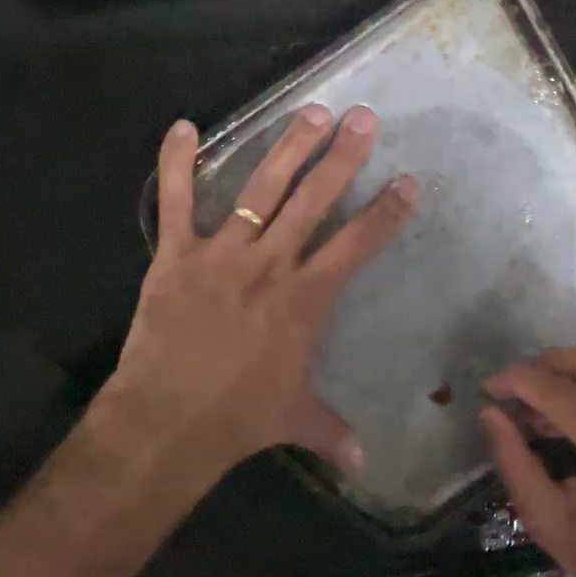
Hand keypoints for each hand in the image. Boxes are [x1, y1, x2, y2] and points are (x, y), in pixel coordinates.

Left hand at [98, 103, 416, 485]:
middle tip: (363, 117)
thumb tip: (364, 464)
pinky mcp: (175, 256)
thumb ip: (333, 432)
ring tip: (311, 112)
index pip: (356, 245)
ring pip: (259, 189)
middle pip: (313, 201)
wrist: (168, 420)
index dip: (385, 212)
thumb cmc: (238, 419)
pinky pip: (174, 201)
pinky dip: (175, 163)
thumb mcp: (295, 420)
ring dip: (287, 148)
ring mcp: (221, 255)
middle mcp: (269, 265)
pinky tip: (182, 126)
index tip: (407, 182)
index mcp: (305, 300)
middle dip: (342, 157)